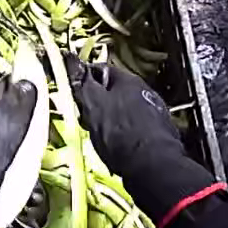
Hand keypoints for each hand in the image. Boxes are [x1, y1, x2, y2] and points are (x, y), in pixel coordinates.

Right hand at [63, 54, 181, 175]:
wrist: (152, 166)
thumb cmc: (119, 134)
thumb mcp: (93, 106)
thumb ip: (82, 83)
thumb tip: (70, 60)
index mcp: (128, 80)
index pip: (99, 70)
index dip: (83, 80)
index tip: (74, 94)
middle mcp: (144, 91)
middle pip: (113, 91)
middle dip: (98, 102)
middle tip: (86, 118)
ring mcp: (153, 112)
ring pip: (123, 110)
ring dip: (111, 118)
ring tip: (101, 136)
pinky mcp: (158, 133)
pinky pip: (133, 127)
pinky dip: (123, 134)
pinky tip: (118, 147)